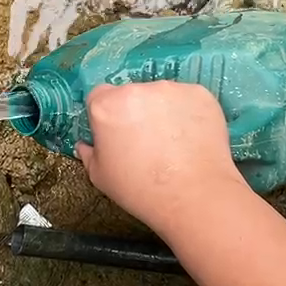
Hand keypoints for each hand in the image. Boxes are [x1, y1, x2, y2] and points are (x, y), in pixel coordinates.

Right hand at [74, 82, 248, 233]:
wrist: (193, 196)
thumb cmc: (140, 190)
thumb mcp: (100, 177)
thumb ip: (89, 154)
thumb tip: (86, 145)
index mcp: (106, 106)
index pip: (98, 96)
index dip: (106, 115)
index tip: (115, 134)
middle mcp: (137, 90)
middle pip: (130, 94)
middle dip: (134, 112)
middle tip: (144, 142)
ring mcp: (171, 89)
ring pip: (160, 96)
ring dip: (161, 111)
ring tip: (171, 144)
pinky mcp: (200, 94)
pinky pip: (187, 100)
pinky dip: (187, 114)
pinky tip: (190, 139)